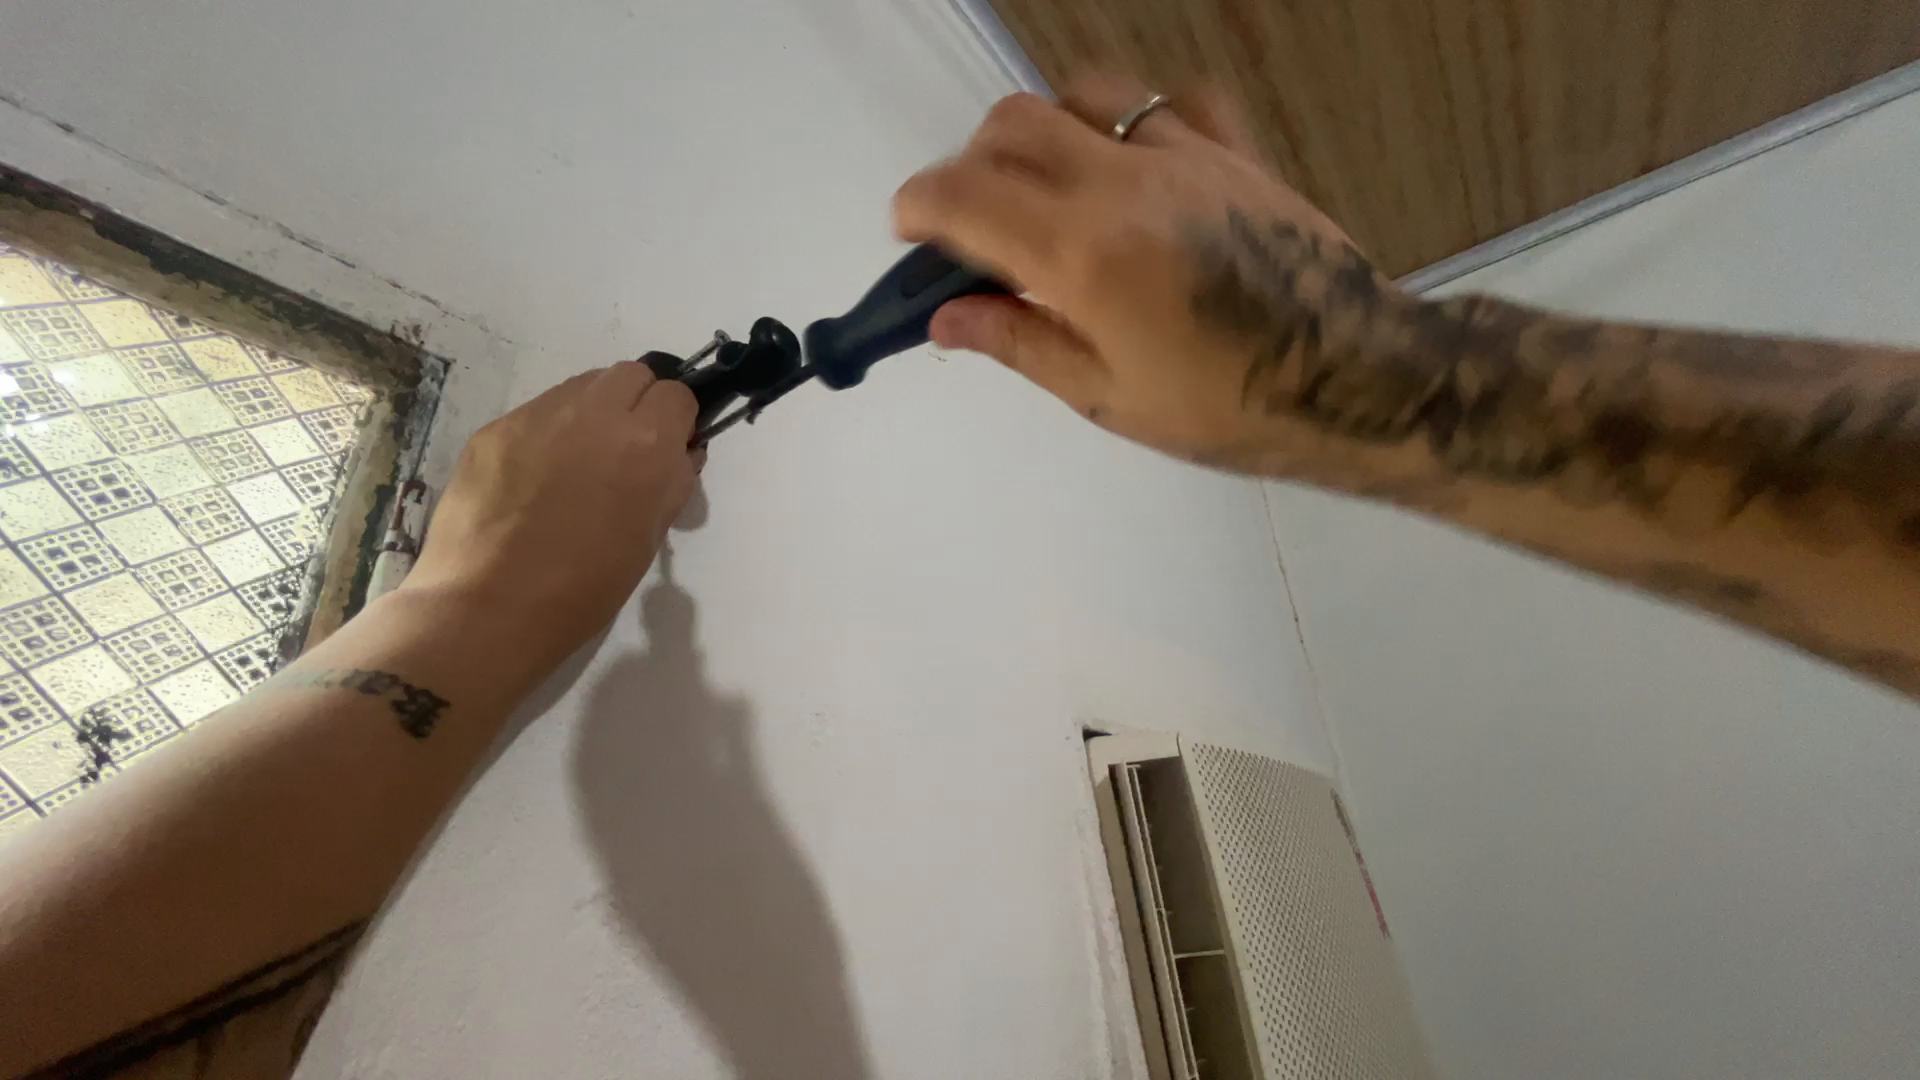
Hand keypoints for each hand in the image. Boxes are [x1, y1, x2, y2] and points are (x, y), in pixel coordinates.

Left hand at [400, 363, 697, 673]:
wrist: (493, 605)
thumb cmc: (590, 583)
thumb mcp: (652, 533)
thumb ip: (672, 481)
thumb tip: (678, 453)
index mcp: (646, 444)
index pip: (678, 395)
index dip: (679, 420)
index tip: (671, 447)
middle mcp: (595, 415)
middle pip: (633, 374)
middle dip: (641, 401)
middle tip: (631, 446)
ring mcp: (539, 416)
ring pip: (584, 385)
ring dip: (597, 410)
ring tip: (583, 460)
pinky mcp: (497, 428)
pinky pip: (540, 411)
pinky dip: (554, 430)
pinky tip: (540, 476)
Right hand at [894, 76, 1430, 473]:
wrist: (1348, 380)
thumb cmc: (1220, 407)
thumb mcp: (1103, 394)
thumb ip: (1018, 343)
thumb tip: (946, 321)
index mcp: (1082, 255)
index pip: (967, 197)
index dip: (918, 204)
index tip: (906, 227)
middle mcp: (1123, 185)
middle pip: (1011, 125)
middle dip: (969, 166)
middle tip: (971, 225)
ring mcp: (1183, 155)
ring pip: (1079, 96)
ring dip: (1039, 135)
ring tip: (1043, 194)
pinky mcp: (1232, 151)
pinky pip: (1164, 102)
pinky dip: (1124, 124)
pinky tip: (1127, 170)